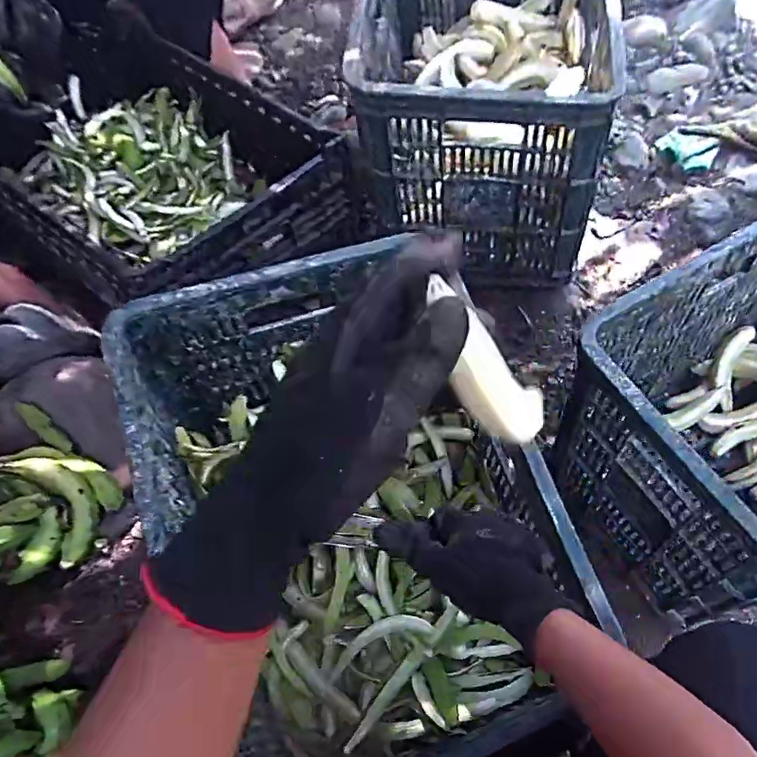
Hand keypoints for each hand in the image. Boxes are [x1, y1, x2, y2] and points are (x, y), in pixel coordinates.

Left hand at [146, 236, 469, 633]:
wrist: (271, 511)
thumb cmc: (327, 459)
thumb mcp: (382, 408)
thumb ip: (421, 358)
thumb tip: (457, 306)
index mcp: (350, 335)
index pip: (392, 279)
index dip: (426, 259)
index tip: (458, 246)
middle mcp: (346, 346)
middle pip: (397, 309)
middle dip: (442, 306)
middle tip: (484, 319)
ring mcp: (343, 376)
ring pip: (397, 345)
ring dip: (436, 345)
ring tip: (477, 357)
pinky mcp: (345, 405)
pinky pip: (392, 377)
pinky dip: (423, 378)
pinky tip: (443, 395)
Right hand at [375, 509, 574, 647]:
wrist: (526, 599)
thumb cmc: (477, 583)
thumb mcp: (438, 568)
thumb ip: (411, 547)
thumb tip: (381, 530)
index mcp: (464, 521)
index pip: (441, 517)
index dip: (432, 532)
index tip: (429, 552)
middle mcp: (489, 517)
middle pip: (467, 525)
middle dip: (459, 539)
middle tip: (454, 565)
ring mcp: (515, 530)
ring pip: (490, 533)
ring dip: (483, 546)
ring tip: (479, 572)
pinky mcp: (533, 546)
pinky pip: (513, 546)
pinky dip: (505, 556)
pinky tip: (504, 574)